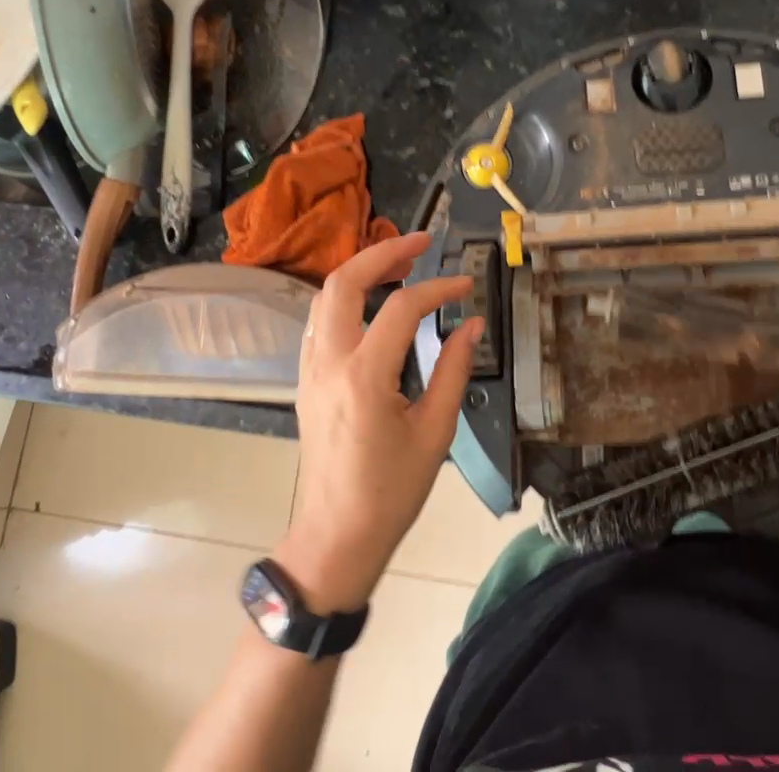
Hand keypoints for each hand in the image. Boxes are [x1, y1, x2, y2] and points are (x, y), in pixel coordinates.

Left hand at [276, 232, 482, 613]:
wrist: (337, 534)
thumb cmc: (391, 492)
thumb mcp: (435, 432)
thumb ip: (454, 370)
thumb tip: (473, 325)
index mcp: (364, 376)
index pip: (402, 307)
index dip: (438, 288)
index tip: (466, 286)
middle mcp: (328, 362)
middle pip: (344, 282)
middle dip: (382, 252)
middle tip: (420, 243)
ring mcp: (310, 370)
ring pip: (324, 298)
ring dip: (359, 272)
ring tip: (398, 264)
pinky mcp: (305, 381)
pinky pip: (319, 323)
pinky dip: (344, 300)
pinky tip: (371, 305)